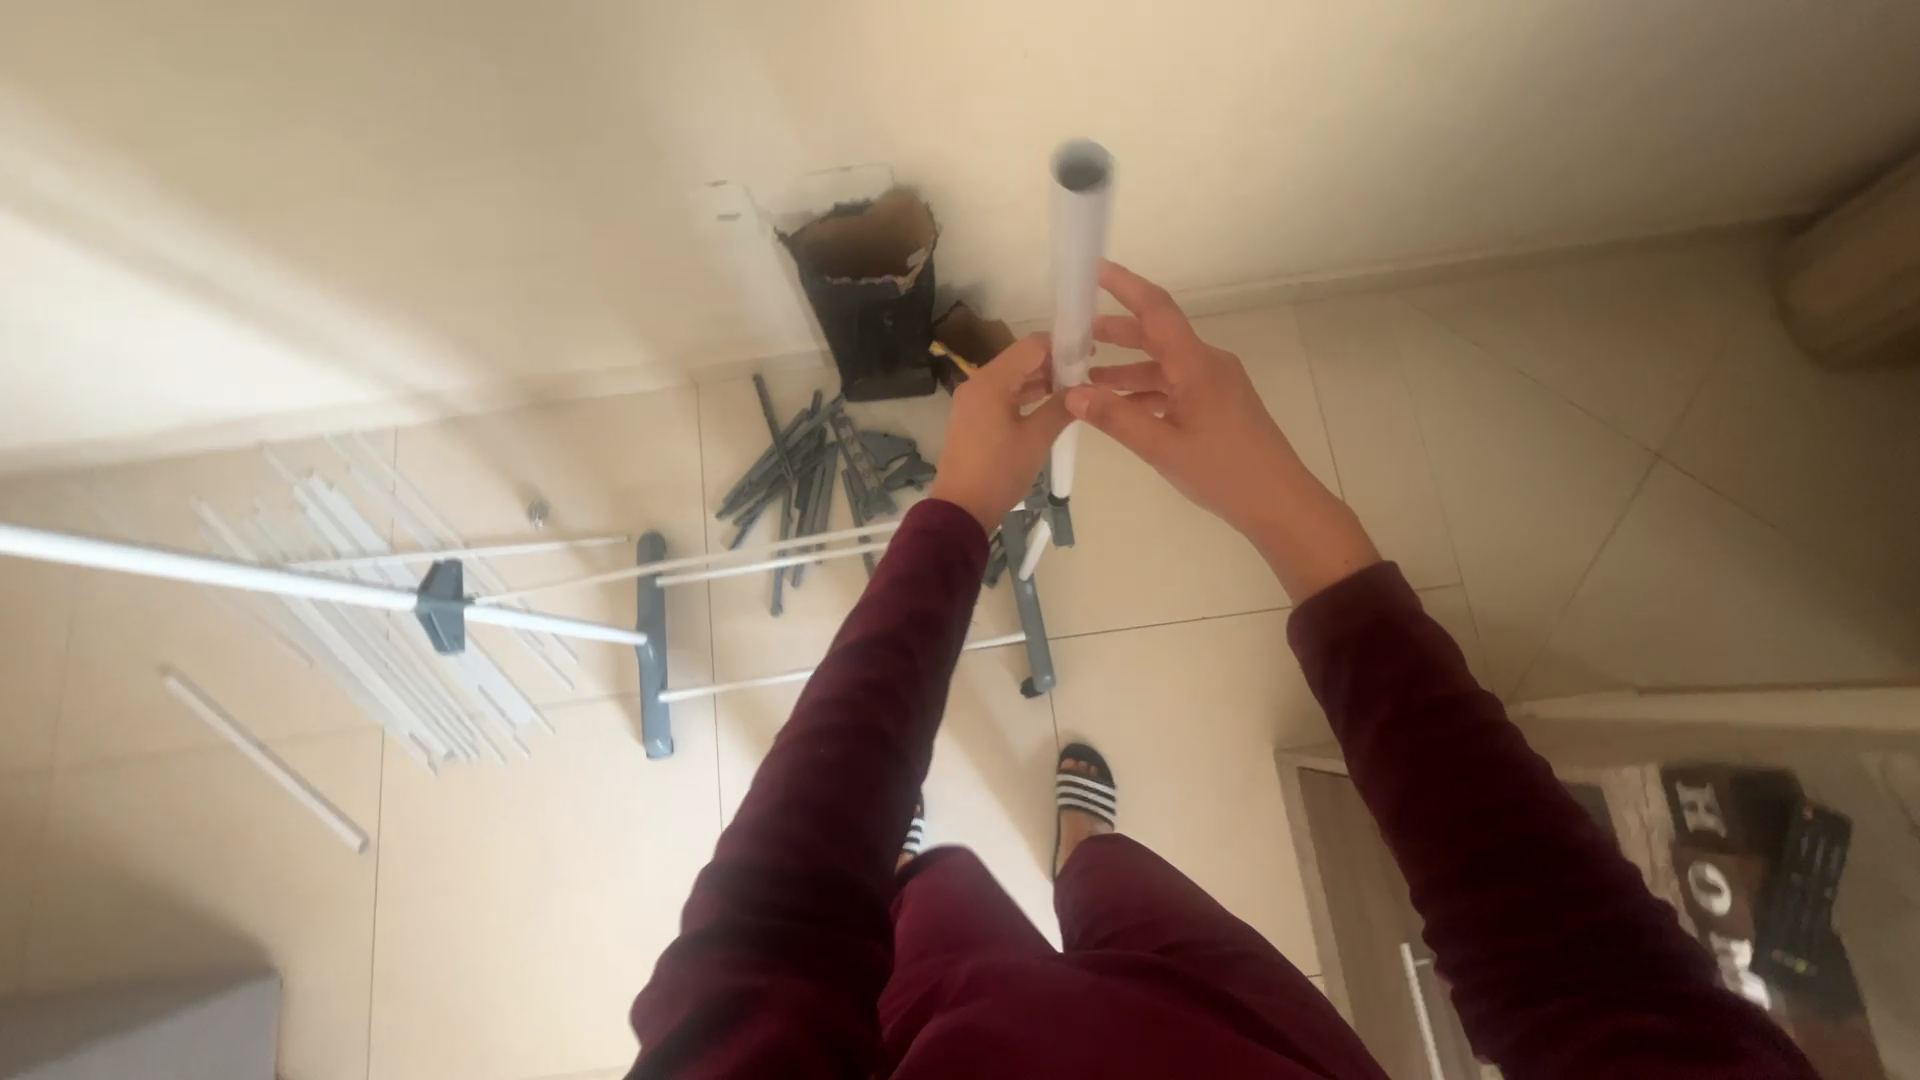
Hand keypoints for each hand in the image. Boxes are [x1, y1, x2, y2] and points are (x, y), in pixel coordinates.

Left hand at [928, 332, 1073, 534]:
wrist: (961, 510)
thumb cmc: (999, 472)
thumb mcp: (1036, 439)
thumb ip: (1061, 407)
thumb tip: (1084, 388)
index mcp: (991, 382)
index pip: (1031, 345)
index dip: (1062, 345)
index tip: (1090, 354)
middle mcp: (977, 384)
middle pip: (1020, 360)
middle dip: (1053, 364)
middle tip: (1086, 375)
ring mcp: (972, 402)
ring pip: (1011, 379)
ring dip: (1040, 381)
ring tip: (1074, 391)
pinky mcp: (972, 419)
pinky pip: (1002, 397)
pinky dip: (1024, 397)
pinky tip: (1048, 406)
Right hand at [1063, 260, 1378, 600]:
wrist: (1279, 503)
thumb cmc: (1223, 473)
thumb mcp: (1162, 448)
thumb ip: (1115, 419)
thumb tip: (1072, 393)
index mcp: (1196, 365)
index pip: (1157, 310)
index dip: (1125, 287)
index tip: (1095, 271)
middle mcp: (1207, 364)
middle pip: (1156, 336)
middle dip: (1116, 333)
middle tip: (1075, 334)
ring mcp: (1215, 385)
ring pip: (1162, 367)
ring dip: (1126, 371)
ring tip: (1085, 379)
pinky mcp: (1218, 405)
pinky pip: (1174, 387)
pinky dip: (1144, 394)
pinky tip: (1119, 410)